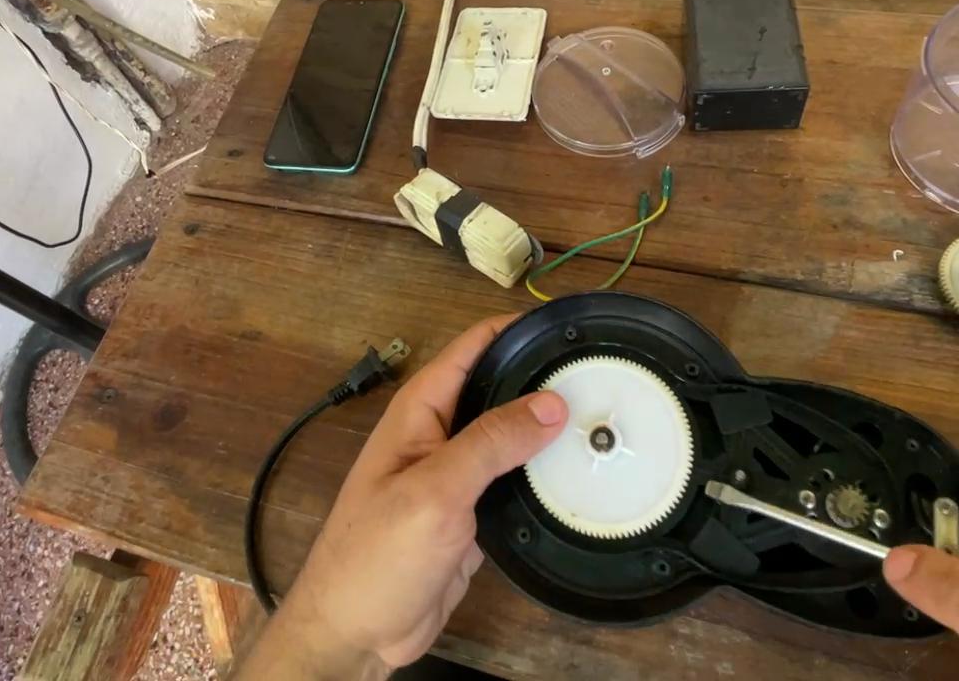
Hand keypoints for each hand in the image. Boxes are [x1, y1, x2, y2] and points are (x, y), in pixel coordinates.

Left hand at [243, 315, 566, 678]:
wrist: (358, 632)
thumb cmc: (377, 555)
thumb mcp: (437, 491)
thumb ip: (492, 443)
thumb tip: (551, 404)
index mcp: (422, 408)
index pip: (473, 347)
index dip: (515, 330)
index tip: (563, 327)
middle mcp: (440, 430)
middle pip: (497, 388)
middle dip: (540, 378)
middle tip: (597, 375)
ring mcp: (456, 471)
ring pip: (509, 434)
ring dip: (545, 429)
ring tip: (600, 418)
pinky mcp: (472, 509)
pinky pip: (512, 477)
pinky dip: (541, 472)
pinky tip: (576, 472)